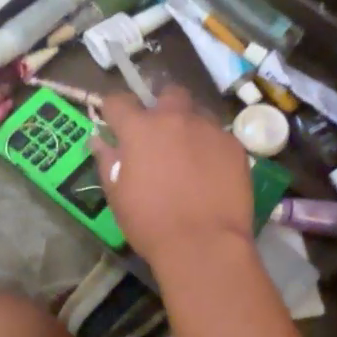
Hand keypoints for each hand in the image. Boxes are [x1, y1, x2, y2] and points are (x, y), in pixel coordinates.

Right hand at [92, 85, 253, 268]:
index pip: (119, 101)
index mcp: (140, 129)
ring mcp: (210, 129)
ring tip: (190, 153)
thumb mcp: (118, 196)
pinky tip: (212, 172)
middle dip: (162, 106)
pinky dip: (212, 147)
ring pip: (198, 113)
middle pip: (169, 93)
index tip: (116, 124)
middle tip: (160, 133)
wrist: (204, 244)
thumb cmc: (151, 223)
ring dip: (190, 125)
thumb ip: (108, 161)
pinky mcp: (235, 146)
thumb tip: (100, 141)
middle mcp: (176, 118)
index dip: (114, 111)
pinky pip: (220, 136)